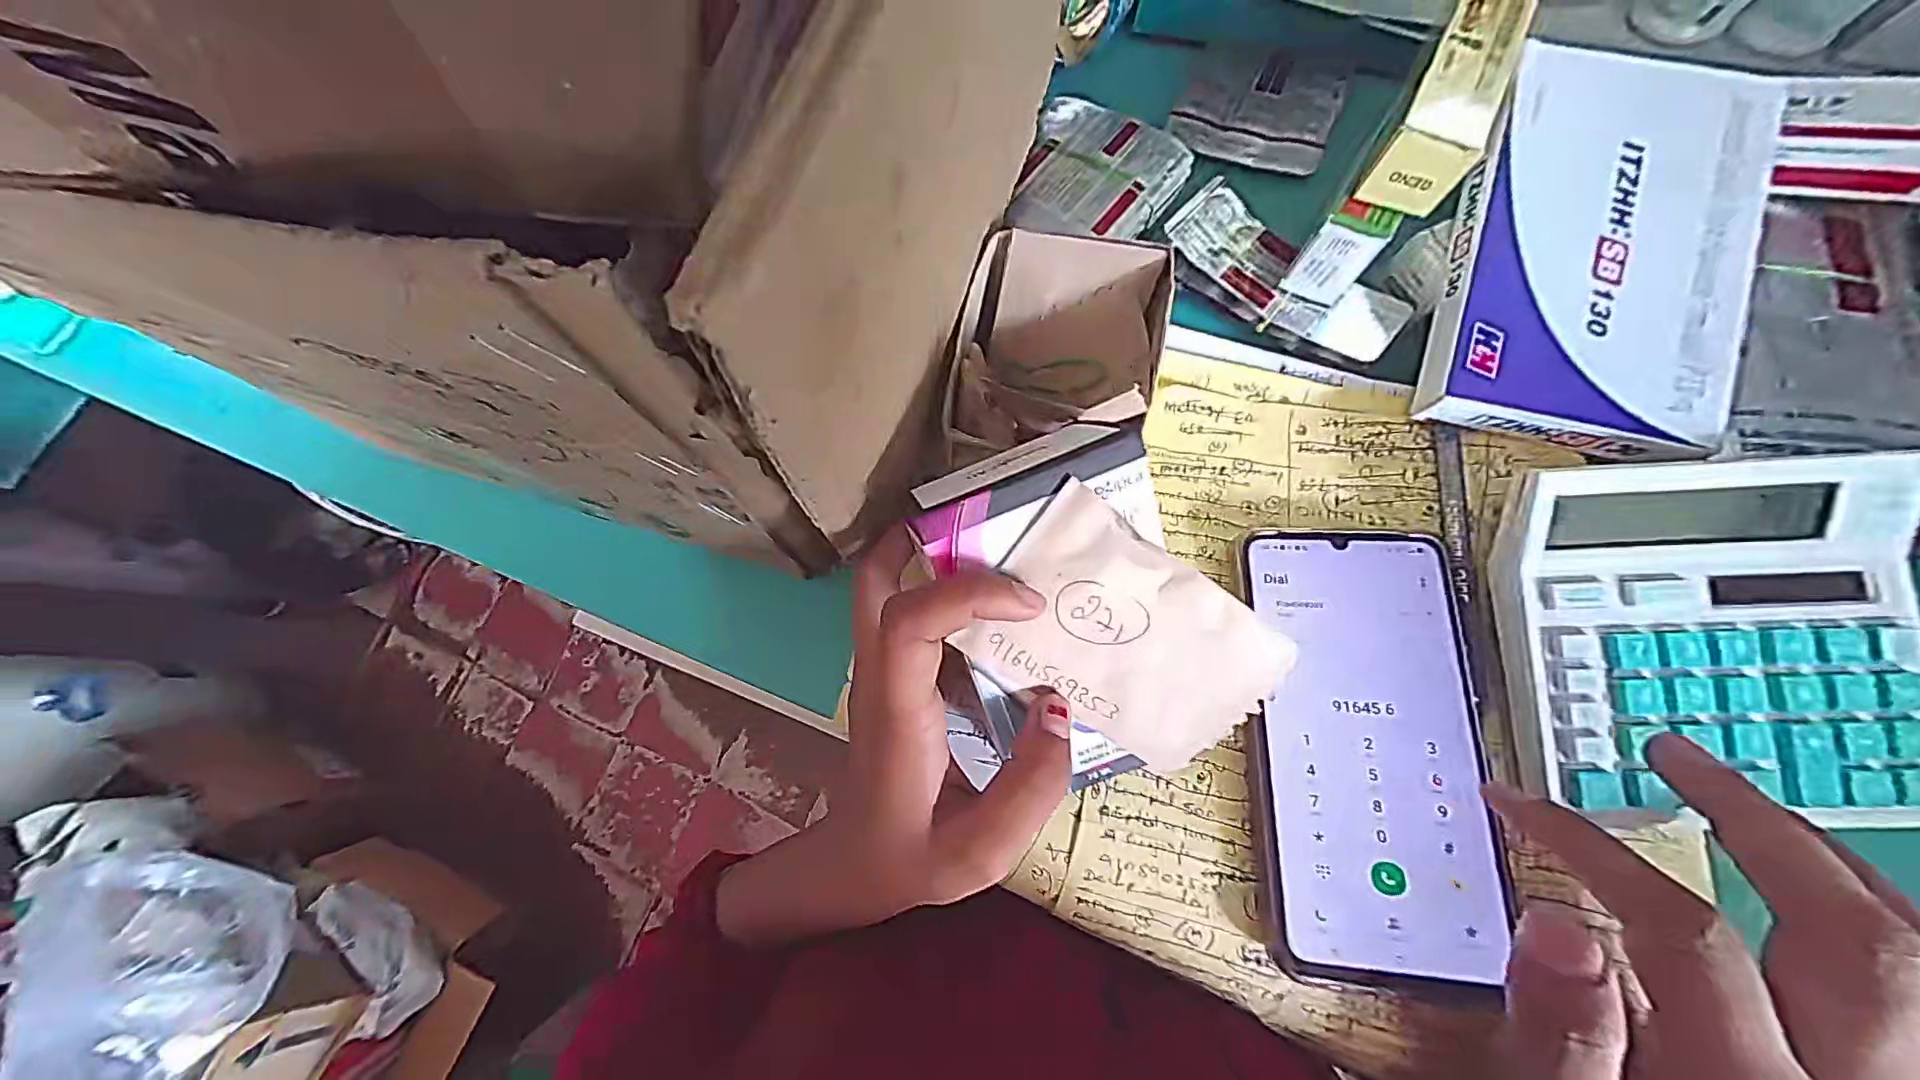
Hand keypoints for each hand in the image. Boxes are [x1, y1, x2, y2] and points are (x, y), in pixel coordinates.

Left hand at [716, 527, 1071, 944]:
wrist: (853, 869)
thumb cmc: (908, 860)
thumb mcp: (978, 854)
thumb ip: (1028, 789)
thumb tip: (1058, 707)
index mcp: (896, 713)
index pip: (909, 622)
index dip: (969, 594)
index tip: (1028, 603)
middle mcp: (878, 677)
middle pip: (874, 582)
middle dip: (922, 540)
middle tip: (986, 529)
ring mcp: (879, 671)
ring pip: (882, 587)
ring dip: (929, 555)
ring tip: (995, 552)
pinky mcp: (894, 675)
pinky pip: (908, 611)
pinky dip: (942, 589)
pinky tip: (992, 606)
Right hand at [1489, 733, 1919, 1079]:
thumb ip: (1561, 1033)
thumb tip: (1552, 922)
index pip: (1674, 928)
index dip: (1584, 843)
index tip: (1517, 801)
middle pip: (1848, 937)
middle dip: (1751, 820)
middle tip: (1673, 755)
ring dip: (1835, 861)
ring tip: (1754, 803)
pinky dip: (1892, 925)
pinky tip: (1839, 890)